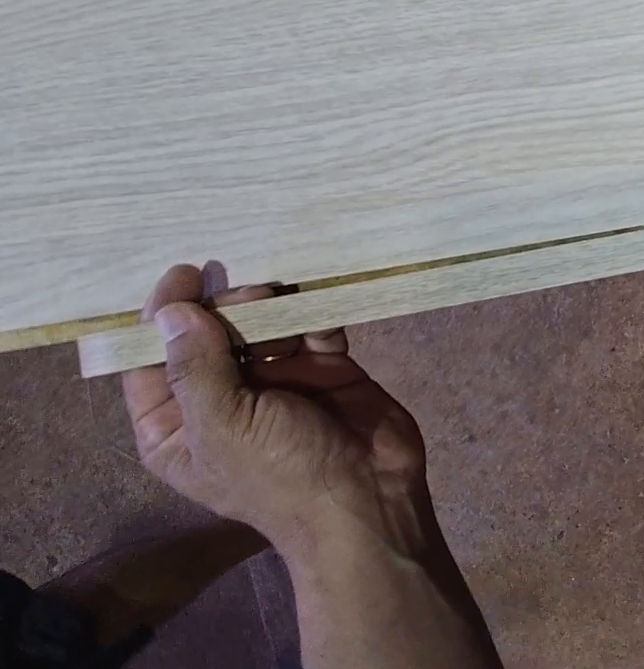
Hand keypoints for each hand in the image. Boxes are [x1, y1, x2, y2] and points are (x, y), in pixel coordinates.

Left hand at [120, 263, 433, 562]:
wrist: (367, 491)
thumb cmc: (281, 471)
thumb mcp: (225, 424)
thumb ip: (198, 366)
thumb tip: (173, 313)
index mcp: (179, 422)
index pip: (153, 361)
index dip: (161, 318)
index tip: (184, 274)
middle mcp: (226, 397)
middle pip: (214, 336)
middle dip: (226, 308)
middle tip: (250, 293)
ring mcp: (281, 382)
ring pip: (267, 328)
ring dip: (273, 307)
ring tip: (284, 296)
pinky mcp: (330, 369)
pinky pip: (317, 331)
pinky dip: (318, 314)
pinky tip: (321, 304)